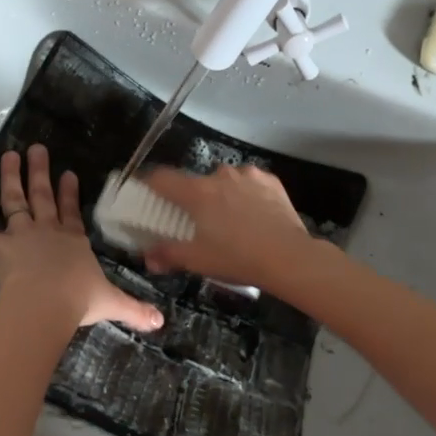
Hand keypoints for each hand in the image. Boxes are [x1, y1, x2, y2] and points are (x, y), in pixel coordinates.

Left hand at [0, 144, 163, 333]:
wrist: (49, 303)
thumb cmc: (79, 300)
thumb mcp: (112, 304)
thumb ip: (134, 310)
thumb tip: (161, 322)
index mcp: (73, 242)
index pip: (71, 213)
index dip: (70, 194)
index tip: (69, 174)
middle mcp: (47, 231)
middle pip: (42, 197)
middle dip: (40, 173)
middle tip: (37, 149)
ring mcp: (21, 235)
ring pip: (14, 201)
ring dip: (10, 178)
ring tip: (8, 154)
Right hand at [142, 165, 317, 288]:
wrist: (289, 257)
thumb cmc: (238, 258)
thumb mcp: (198, 261)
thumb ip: (168, 255)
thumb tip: (147, 257)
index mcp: (197, 192)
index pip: (162, 178)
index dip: (150, 183)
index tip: (146, 190)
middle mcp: (220, 176)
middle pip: (196, 182)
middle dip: (193, 198)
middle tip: (197, 222)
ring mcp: (247, 175)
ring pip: (224, 181)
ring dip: (221, 195)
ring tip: (230, 221)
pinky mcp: (270, 180)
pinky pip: (248, 183)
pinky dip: (245, 195)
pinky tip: (253, 216)